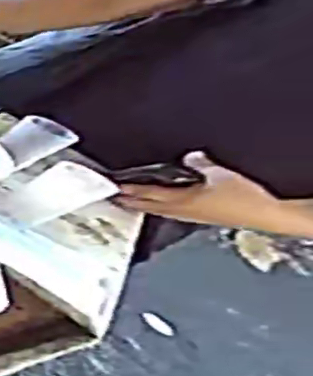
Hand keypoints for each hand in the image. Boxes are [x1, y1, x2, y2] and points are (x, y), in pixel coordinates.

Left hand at [115, 151, 296, 231]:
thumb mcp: (222, 176)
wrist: (266, 215)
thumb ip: (203, 165)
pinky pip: (166, 214)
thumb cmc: (244, 197)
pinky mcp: (196, 220)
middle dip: (125, 201)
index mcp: (178, 199)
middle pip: (143, 205)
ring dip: (137, 206)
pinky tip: (156, 209)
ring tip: (126, 203)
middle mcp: (176, 210)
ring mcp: (185, 216)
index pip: (145, 193)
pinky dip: (154, 210)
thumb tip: (191, 155)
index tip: (113, 187)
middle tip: (109, 197)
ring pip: (153, 211)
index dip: (128, 189)